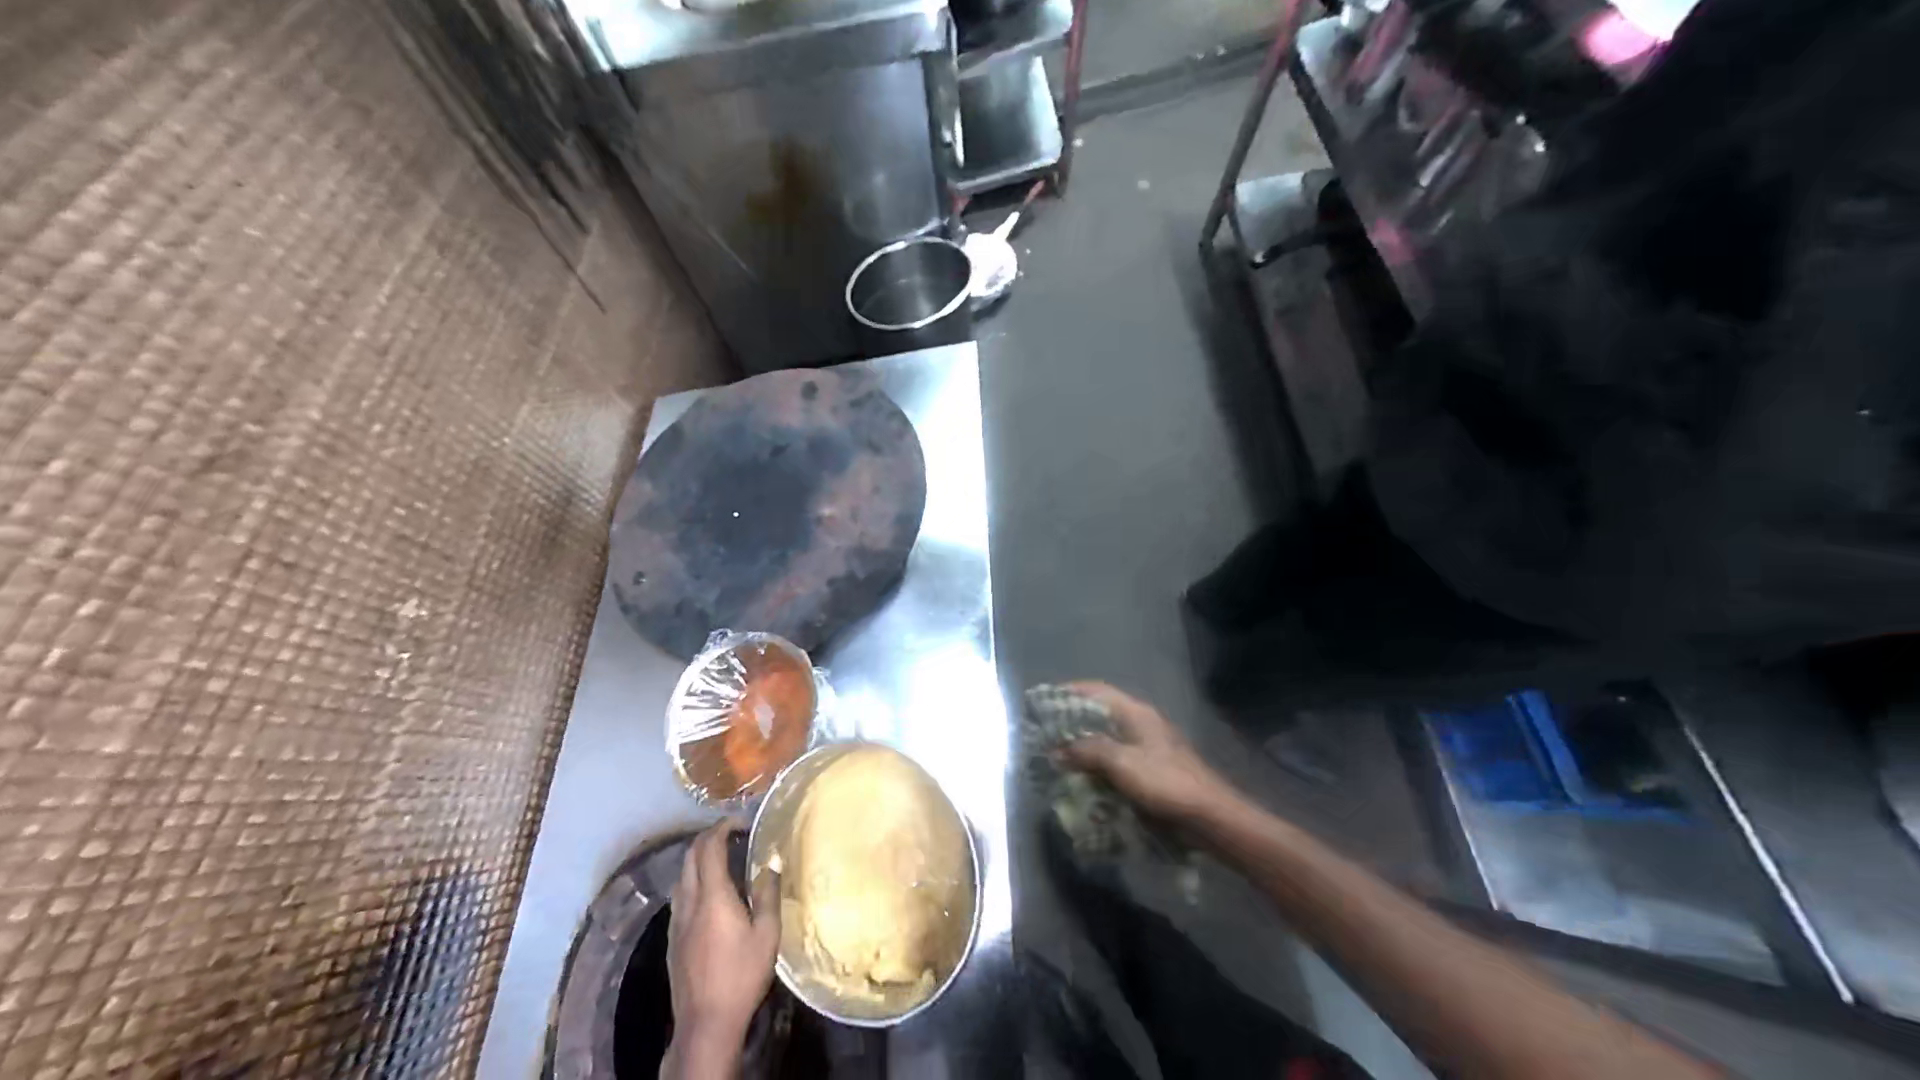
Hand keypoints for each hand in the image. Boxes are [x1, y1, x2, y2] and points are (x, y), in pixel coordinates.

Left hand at [663, 821, 779, 1079]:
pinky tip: (709, 892)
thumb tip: (771, 864)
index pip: (710, 848)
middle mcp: (689, 902)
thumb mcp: (767, 935)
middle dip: (708, 838)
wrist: (705, 1023)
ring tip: (722, 858)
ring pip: (681, 875)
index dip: (723, 827)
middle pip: (690, 856)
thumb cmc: (741, 976)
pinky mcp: (671, 938)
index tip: (741, 822)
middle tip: (732, 834)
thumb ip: (768, 895)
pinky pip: (679, 895)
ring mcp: (676, 921)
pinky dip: (693, 879)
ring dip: (698, 858)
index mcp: (712, 896)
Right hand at [1056, 681, 1238, 824]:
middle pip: (1100, 715)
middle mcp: (1141, 724)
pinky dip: (1098, 766)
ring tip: (1058, 758)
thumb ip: (1087, 751)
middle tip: (1045, 734)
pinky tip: (1084, 780)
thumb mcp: (1121, 764)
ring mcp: (1148, 747)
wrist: (1209, 816)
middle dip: (1072, 723)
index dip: (1069, 692)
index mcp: (1136, 713)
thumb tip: (1057, 748)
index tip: (1043, 700)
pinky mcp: (1151, 769)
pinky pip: (1117, 761)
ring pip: (1107, 740)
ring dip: (1084, 748)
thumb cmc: (1165, 783)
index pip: (1096, 691)